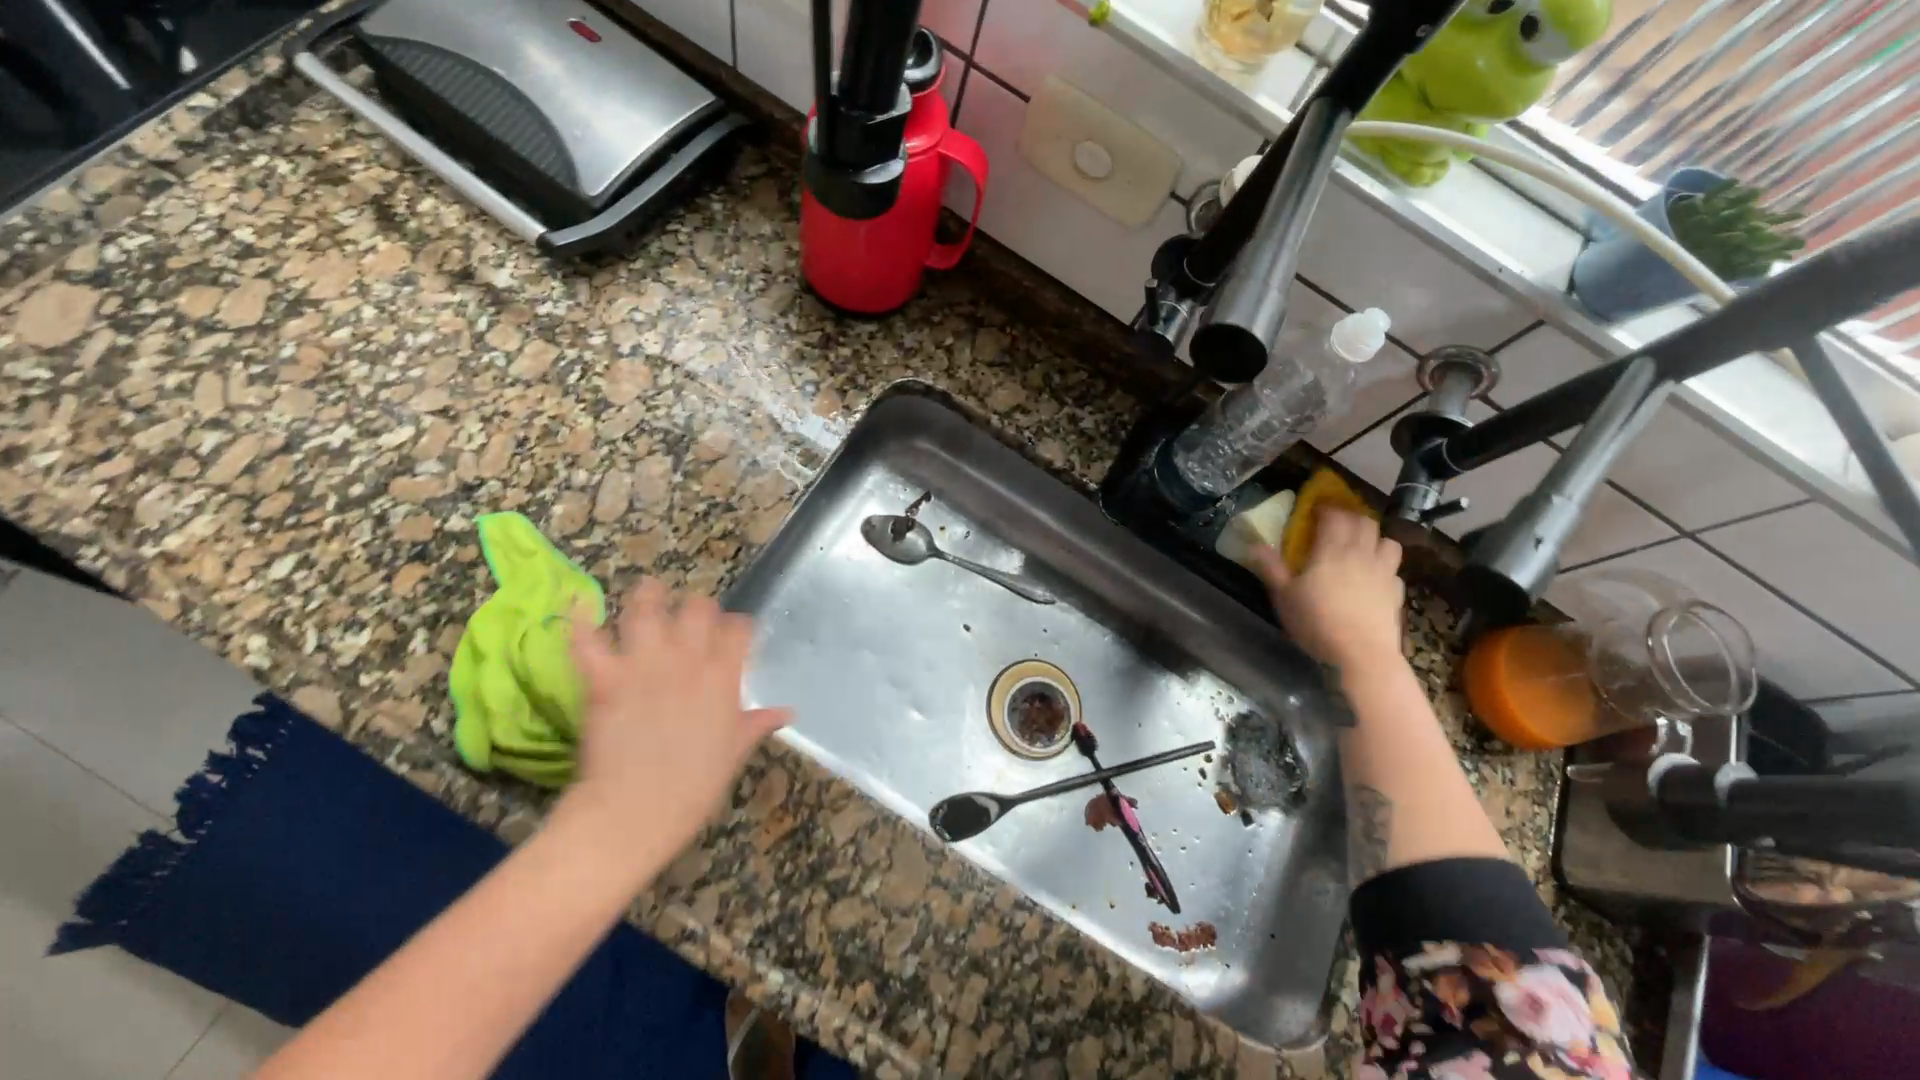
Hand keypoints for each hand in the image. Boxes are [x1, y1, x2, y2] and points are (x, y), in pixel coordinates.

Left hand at [563, 580, 790, 866]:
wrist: (637, 810)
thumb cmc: (694, 787)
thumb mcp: (734, 752)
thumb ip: (756, 723)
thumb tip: (786, 712)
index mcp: (724, 677)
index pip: (738, 629)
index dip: (737, 626)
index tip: (734, 632)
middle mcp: (687, 660)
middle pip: (697, 608)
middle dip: (697, 606)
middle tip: (690, 615)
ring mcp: (644, 665)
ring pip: (646, 609)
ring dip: (647, 598)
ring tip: (647, 594)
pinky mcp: (604, 677)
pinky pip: (588, 639)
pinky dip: (582, 622)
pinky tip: (581, 607)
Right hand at [1253, 507, 1404, 669]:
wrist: (1362, 654)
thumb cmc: (1317, 623)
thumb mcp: (1284, 597)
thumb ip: (1271, 568)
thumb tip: (1254, 544)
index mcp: (1332, 550)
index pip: (1335, 516)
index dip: (1326, 509)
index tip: (1316, 511)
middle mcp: (1362, 554)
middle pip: (1365, 522)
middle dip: (1351, 517)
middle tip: (1337, 525)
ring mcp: (1384, 572)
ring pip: (1388, 540)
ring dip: (1375, 538)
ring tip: (1362, 547)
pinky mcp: (1396, 591)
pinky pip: (1394, 569)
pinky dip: (1384, 566)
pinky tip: (1374, 578)